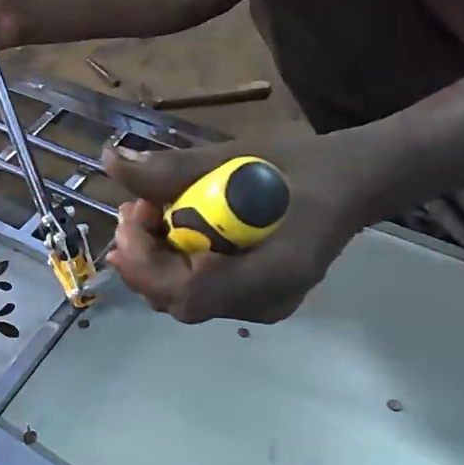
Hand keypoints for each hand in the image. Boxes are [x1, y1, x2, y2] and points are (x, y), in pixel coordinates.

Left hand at [102, 135, 369, 322]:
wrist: (352, 184)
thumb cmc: (303, 165)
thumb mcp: (238, 157)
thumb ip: (174, 170)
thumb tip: (111, 164)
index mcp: (275, 271)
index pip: (193, 292)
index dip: (149, 261)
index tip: (134, 213)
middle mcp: (267, 302)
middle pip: (182, 302)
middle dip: (143, 259)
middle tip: (133, 210)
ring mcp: (262, 307)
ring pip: (185, 302)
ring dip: (154, 263)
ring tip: (148, 216)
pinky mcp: (256, 301)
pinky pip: (202, 294)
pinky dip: (175, 266)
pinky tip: (170, 233)